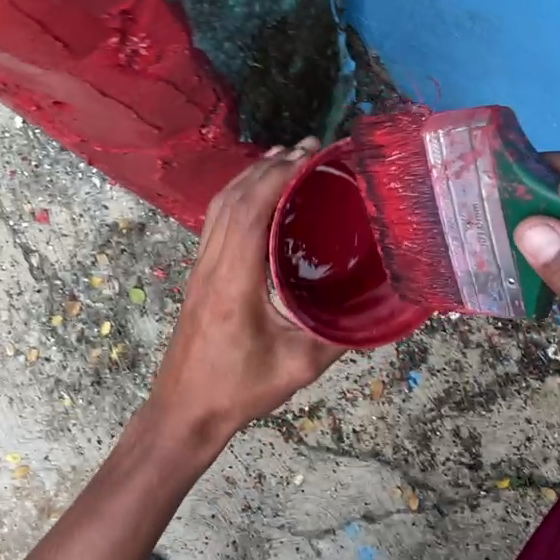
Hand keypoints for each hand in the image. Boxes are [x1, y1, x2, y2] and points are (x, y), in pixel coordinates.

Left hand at [139, 140, 346, 451]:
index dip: (277, 177)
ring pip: (218, 207)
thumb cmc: (237, 391)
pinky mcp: (198, 276)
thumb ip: (337, 337)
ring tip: (284, 159)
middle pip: (232, 199)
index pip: (249, 212)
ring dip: (250, 177)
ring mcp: (200, 269)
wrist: (185, 411)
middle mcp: (212, 266)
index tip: (308, 156)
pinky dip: (237, 197)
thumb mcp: (298, 367)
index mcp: (234, 283)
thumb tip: (375, 311)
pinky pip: (214, 222)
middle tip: (307, 149)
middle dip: (269, 167)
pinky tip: (257, 197)